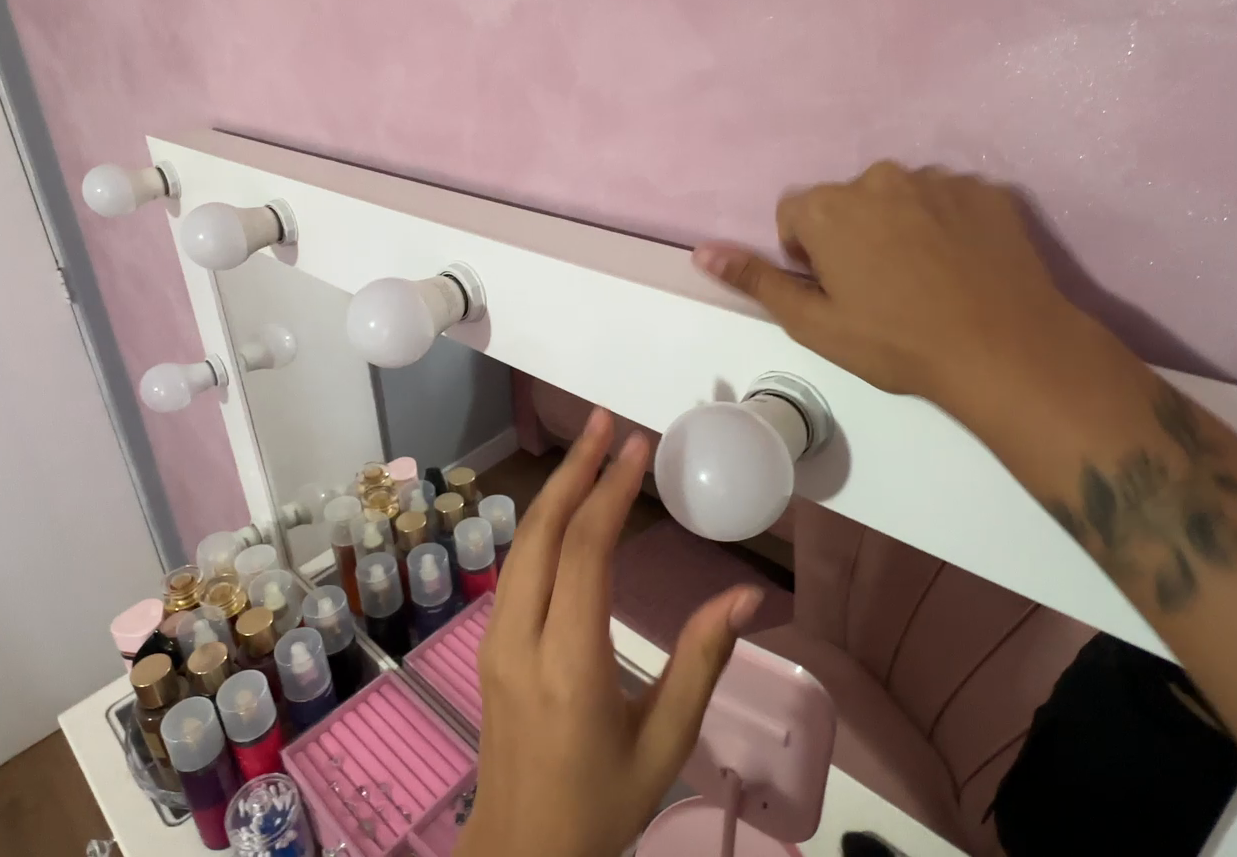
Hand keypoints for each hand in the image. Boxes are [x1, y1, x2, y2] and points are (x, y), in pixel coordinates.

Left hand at [456, 408, 764, 856]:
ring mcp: (494, 638)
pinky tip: (568, 508)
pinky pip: (516, 567)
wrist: (521, 851)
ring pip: (521, 544)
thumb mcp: (665, 743)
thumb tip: (746, 596)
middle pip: (541, 531)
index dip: (610, 492)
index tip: (635, 446)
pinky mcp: (490, 643)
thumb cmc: (601, 803)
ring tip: (589, 450)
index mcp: (568, 663)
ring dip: (555, 490)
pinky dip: (543, 524)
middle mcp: (520, 638)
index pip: (584, 553)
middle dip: (574, 469)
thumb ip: (701, 662)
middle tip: (604, 422)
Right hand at [692, 162, 1100, 410]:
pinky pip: (948, 199)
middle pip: (846, 201)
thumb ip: (755, 280)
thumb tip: (702, 251)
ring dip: (897, 226)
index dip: (805, 252)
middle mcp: (880, 178)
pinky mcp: (988, 190)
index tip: (833, 287)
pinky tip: (960, 266)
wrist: (1003, 348)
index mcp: (830, 208)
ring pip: (898, 197)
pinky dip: (945, 224)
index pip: (794, 213)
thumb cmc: (894, 341)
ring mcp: (940, 179)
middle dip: (850, 234)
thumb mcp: (812, 321)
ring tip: (923, 278)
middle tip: (877, 287)